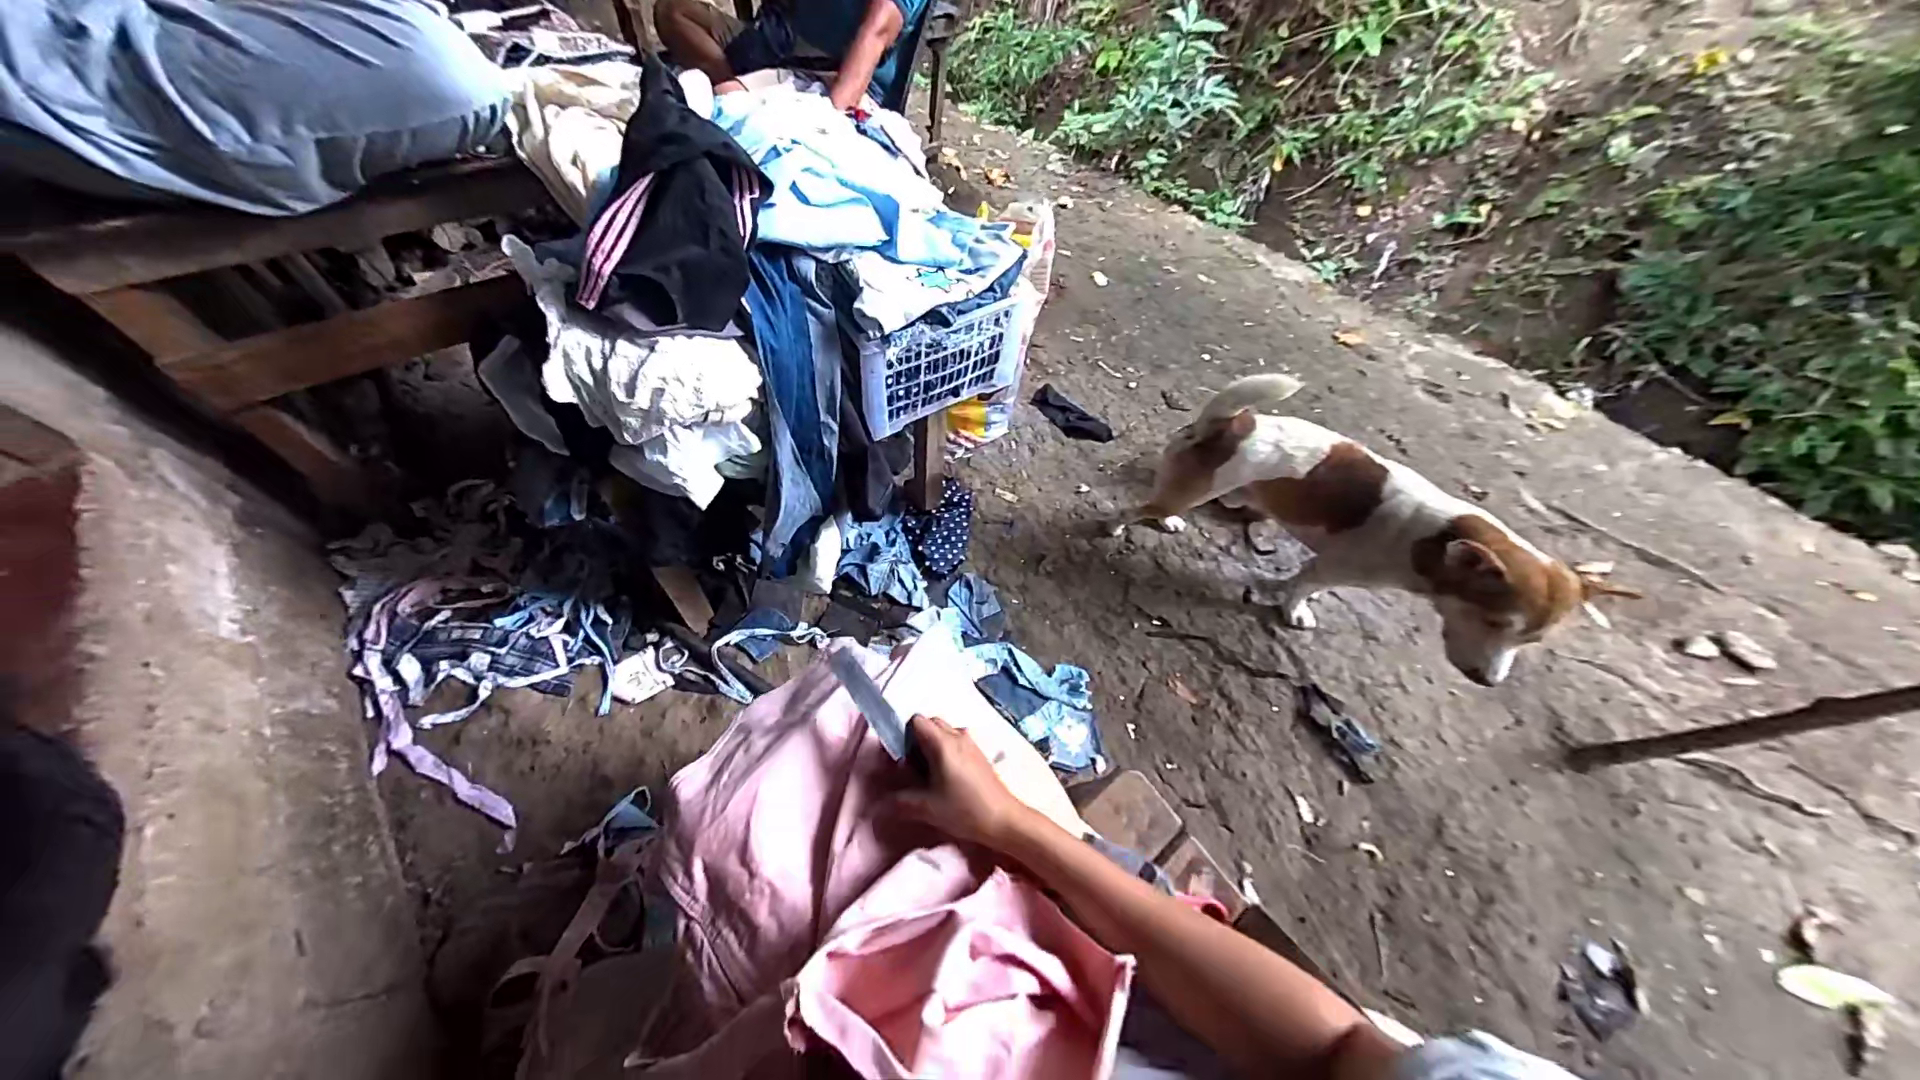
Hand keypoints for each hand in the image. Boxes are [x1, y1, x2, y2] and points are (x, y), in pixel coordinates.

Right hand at [891, 715, 1033, 850]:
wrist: (1003, 819)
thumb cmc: (964, 810)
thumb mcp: (927, 808)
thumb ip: (900, 801)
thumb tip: (882, 801)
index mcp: (942, 742)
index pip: (916, 720)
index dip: (904, 735)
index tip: (902, 758)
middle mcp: (957, 735)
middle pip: (930, 723)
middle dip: (916, 739)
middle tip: (913, 767)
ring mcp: (971, 742)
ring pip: (944, 731)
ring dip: (932, 744)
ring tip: (929, 773)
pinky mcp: (979, 752)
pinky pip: (956, 740)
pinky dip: (946, 750)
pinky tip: (947, 776)